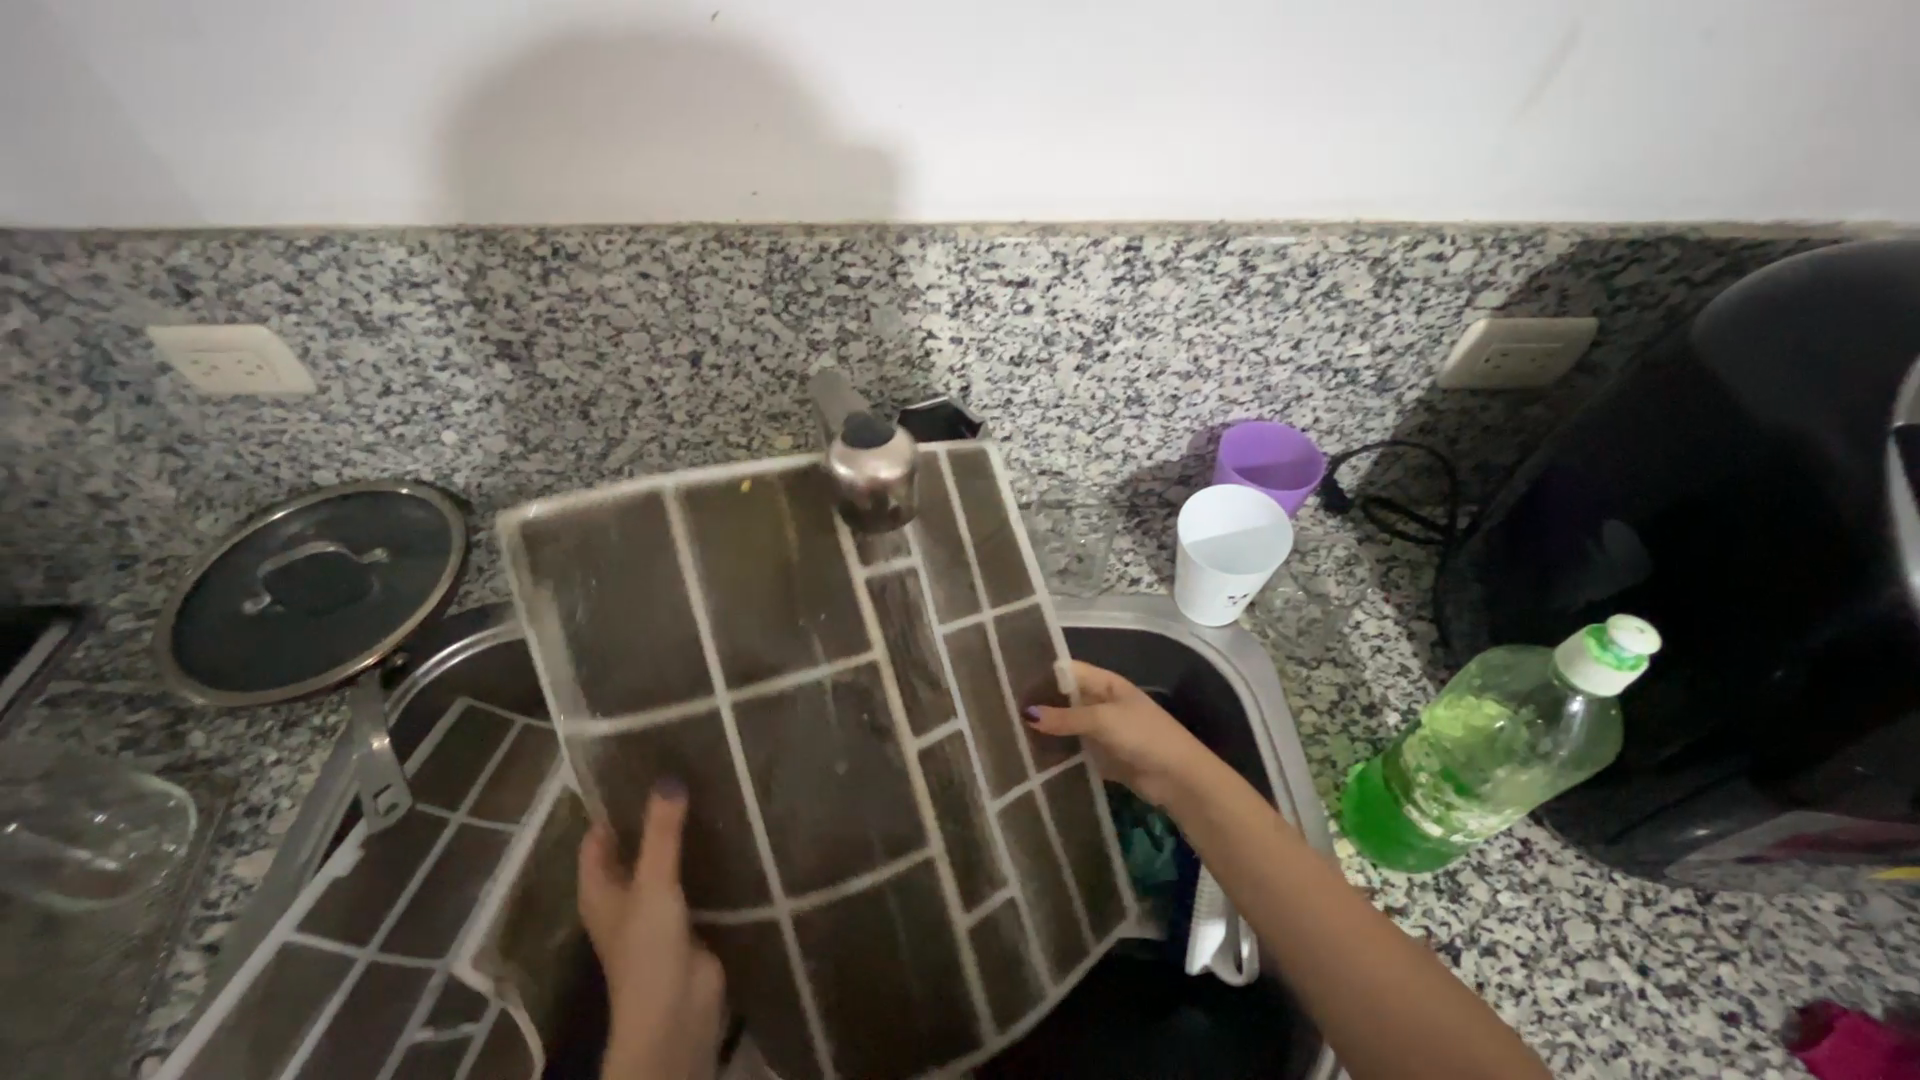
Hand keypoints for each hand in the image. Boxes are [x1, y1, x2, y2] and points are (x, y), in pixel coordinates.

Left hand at [578, 782, 726, 1079]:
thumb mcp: (653, 883)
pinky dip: (708, 862)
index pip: (599, 837)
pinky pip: (696, 882)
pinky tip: (731, 837)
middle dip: (657, 818)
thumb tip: (669, 779)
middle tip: (687, 774)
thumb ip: (662, 833)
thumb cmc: (648, 948)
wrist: (677, 1013)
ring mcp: (657, 910)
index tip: (645, 766)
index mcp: (599, 889)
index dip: (615, 806)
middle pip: (636, 848)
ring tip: (712, 795)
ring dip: (685, 839)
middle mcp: (623, 897)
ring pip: (669, 863)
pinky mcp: (690, 921)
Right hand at [1027, 661, 1215, 806]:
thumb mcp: (1103, 720)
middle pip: (1065, 700)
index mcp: (1107, 684)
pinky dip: (1057, 753)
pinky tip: (1031, 757)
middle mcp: (1102, 704)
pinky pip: (1074, 751)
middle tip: (1002, 710)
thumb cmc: (1144, 736)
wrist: (1177, 777)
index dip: (1043, 675)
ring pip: (1067, 727)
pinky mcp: (1101, 757)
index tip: (1011, 682)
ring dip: (1046, 731)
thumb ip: (1065, 717)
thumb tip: (1026, 713)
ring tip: (1009, 734)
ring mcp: (1101, 732)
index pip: (1069, 671)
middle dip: (1040, 705)